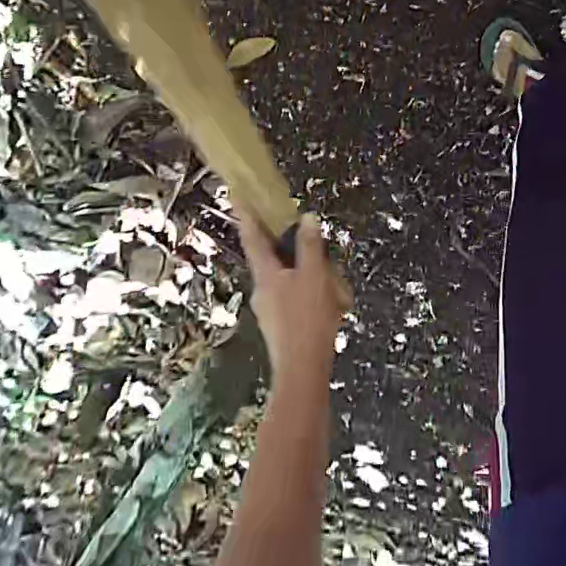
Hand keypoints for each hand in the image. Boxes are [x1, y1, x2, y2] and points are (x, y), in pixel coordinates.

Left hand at [234, 207, 348, 386]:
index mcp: (266, 275)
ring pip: (284, 280)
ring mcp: (269, 310)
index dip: (247, 217)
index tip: (237, 196)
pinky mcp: (280, 325)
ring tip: (327, 274)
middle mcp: (262, 290)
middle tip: (304, 236)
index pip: (253, 238)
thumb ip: (310, 247)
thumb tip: (306, 218)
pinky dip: (307, 291)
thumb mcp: (314, 275)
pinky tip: (328, 298)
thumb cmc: (307, 318)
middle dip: (285, 246)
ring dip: (302, 272)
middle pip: (270, 259)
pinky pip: (292, 297)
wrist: (303, 369)